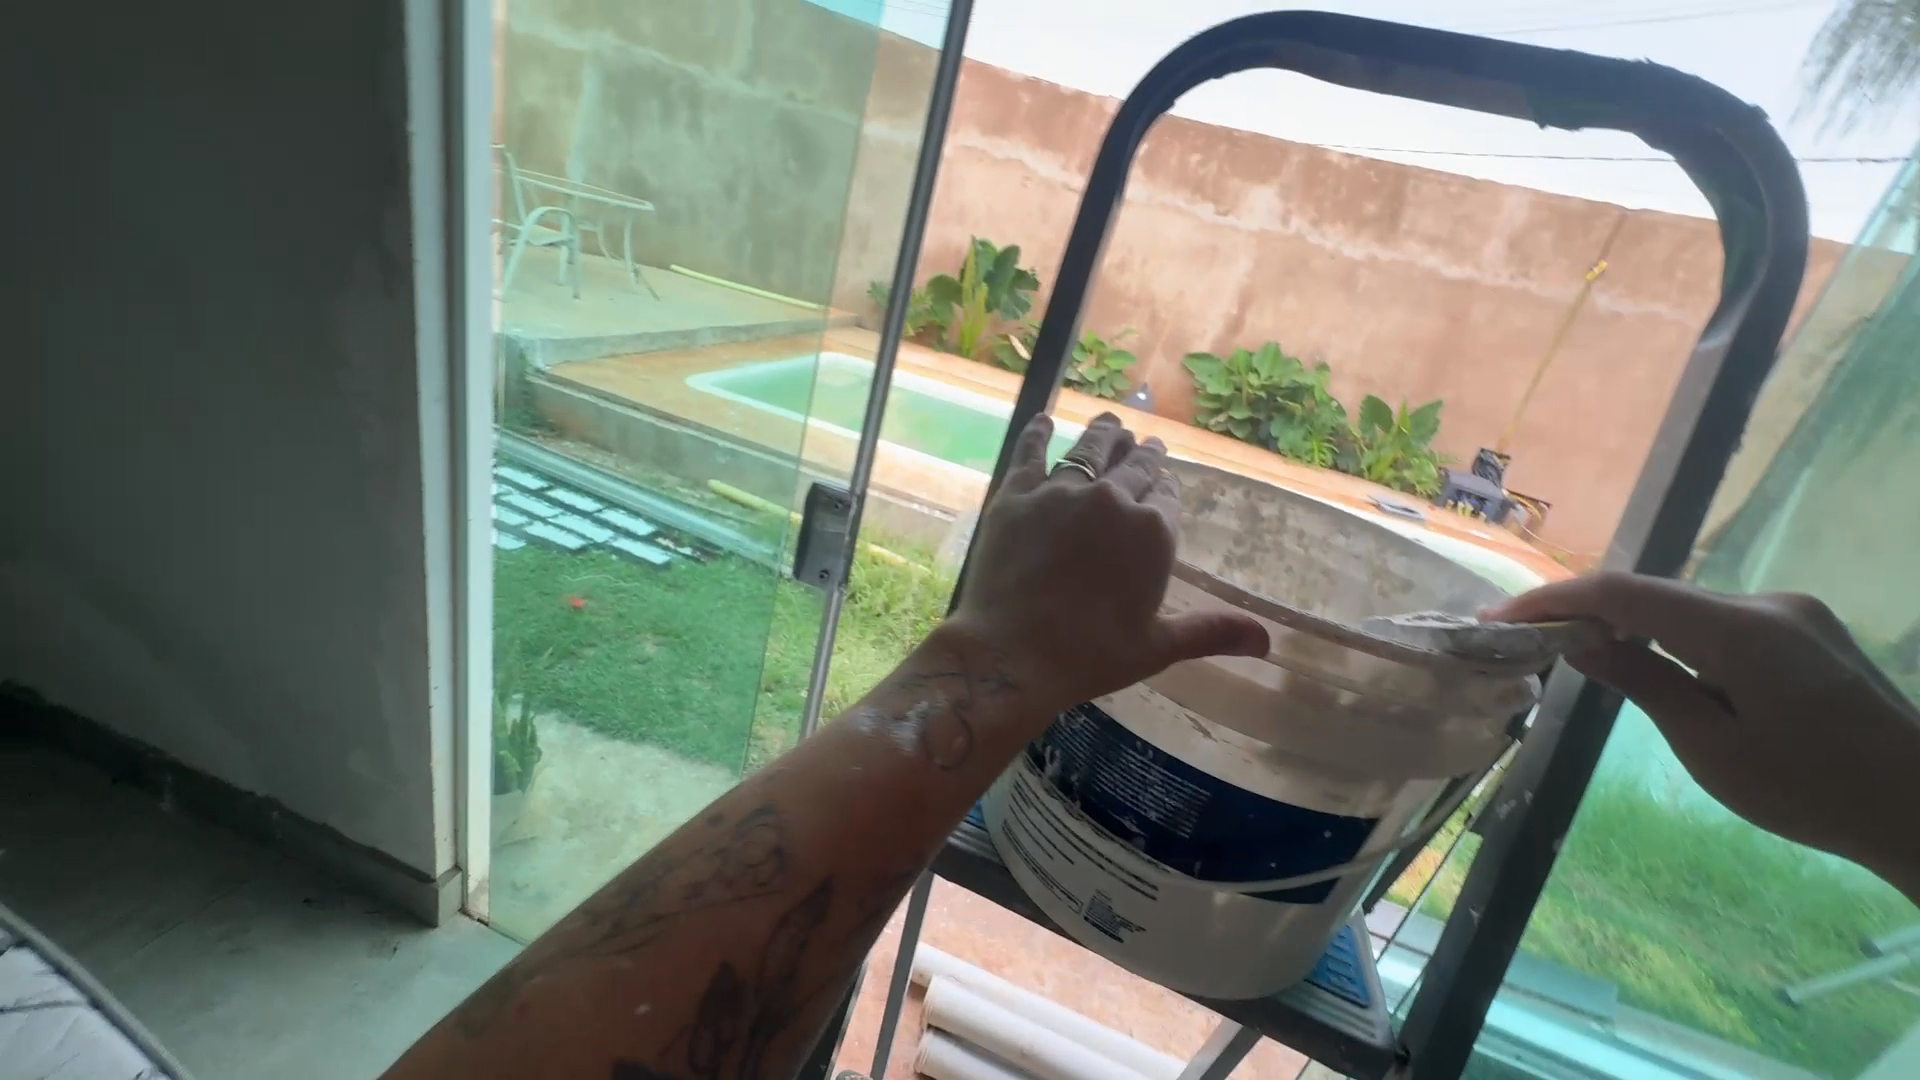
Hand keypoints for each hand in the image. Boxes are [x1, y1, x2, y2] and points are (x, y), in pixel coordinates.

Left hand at [947, 413, 1268, 716]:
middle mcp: (1111, 500)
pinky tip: (1044, 420)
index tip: (1163, 480)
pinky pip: (1030, 454)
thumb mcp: (1156, 647)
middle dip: (1143, 455)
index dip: (1165, 488)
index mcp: (1152, 532)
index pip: (1165, 498)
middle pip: (1133, 469)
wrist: (1011, 653)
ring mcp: (1061, 493)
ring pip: (1089, 452)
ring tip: (1111, 422)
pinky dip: (1038, 434)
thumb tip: (1266, 641)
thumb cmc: (1090, 655)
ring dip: (1104, 434)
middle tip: (1146, 443)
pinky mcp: (1015, 495)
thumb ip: (1210, 632)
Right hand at [1487, 573, 1919, 892]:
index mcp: (1741, 630)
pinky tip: (1639, 655)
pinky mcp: (1800, 631)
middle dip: (1578, 609)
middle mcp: (1766, 604)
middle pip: (1648, 593)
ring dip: (1619, 621)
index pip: (1622, 593)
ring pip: (1677, 605)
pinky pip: (1707, 618)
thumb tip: (1576, 642)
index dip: (1551, 599)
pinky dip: (1660, 631)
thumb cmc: (1813, 791)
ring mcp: (1789, 614)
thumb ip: (1640, 680)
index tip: (1498, 617)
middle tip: (1520, 634)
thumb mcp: (1709, 745)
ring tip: (1567, 645)